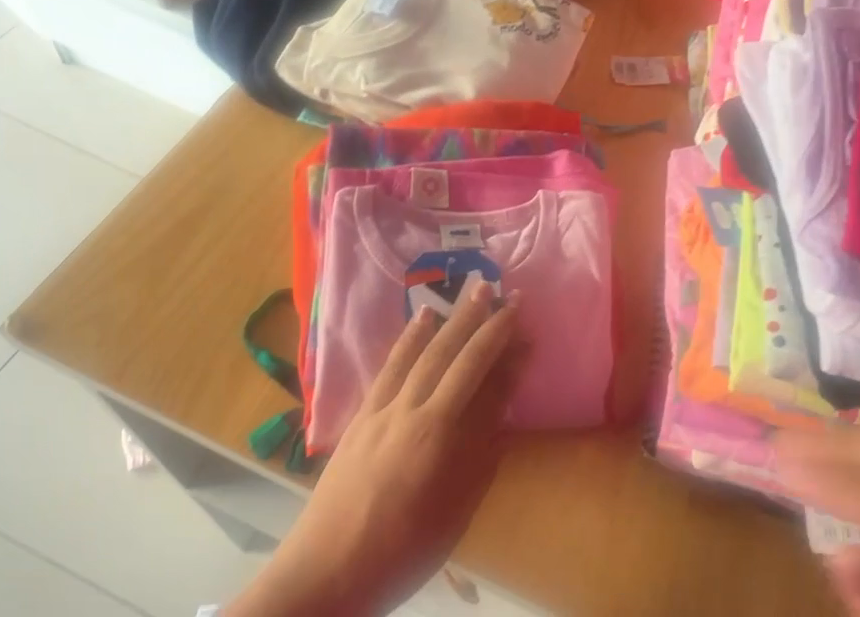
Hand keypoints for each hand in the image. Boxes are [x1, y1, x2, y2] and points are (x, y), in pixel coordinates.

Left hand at [225, 279, 525, 616]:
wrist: (329, 566)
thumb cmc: (403, 549)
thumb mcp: (456, 512)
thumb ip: (481, 459)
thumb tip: (502, 413)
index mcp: (444, 440)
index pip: (489, 388)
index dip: (511, 359)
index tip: (530, 332)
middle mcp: (417, 412)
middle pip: (458, 358)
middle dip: (487, 324)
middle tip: (510, 295)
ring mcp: (386, 408)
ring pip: (426, 352)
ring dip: (454, 319)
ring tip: (475, 291)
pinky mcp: (364, 412)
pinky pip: (392, 364)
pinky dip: (410, 337)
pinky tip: (422, 318)